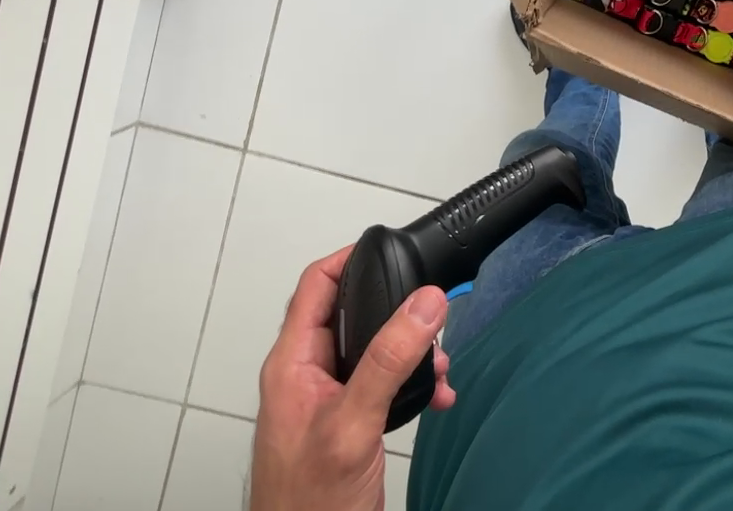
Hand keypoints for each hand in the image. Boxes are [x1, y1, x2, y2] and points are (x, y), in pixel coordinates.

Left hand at [250, 247, 455, 510]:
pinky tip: (438, 392)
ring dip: (412, 347)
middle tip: (432, 307)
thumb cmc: (307, 506)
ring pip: (376, 345)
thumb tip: (426, 302)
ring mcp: (331, 398)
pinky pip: (387, 380)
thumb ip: (388, 359)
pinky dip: (415, 379)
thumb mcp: (353, 423)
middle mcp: (311, 374)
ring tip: (439, 360)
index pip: (315, 285)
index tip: (389, 248)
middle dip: (398, 307)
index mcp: (294, 364)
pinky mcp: (353, 420)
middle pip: (354, 311)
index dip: (348, 258)